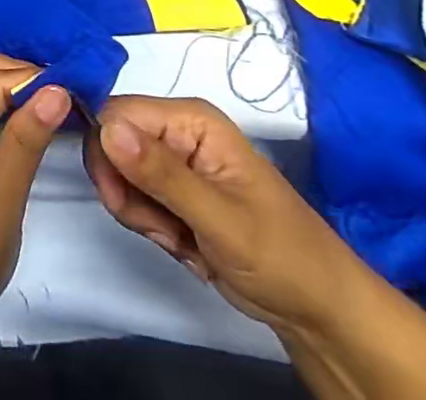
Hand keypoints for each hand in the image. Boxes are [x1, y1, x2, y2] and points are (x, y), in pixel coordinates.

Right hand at [83, 95, 363, 334]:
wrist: (318, 309)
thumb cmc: (282, 257)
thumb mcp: (220, 219)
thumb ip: (161, 173)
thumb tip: (107, 128)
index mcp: (191, 119)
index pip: (115, 115)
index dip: (108, 156)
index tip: (126, 200)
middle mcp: (176, 130)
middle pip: (111, 145)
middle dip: (127, 193)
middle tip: (163, 227)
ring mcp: (172, 160)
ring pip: (117, 175)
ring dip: (139, 215)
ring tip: (182, 239)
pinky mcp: (169, 190)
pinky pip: (131, 197)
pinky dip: (148, 225)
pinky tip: (184, 243)